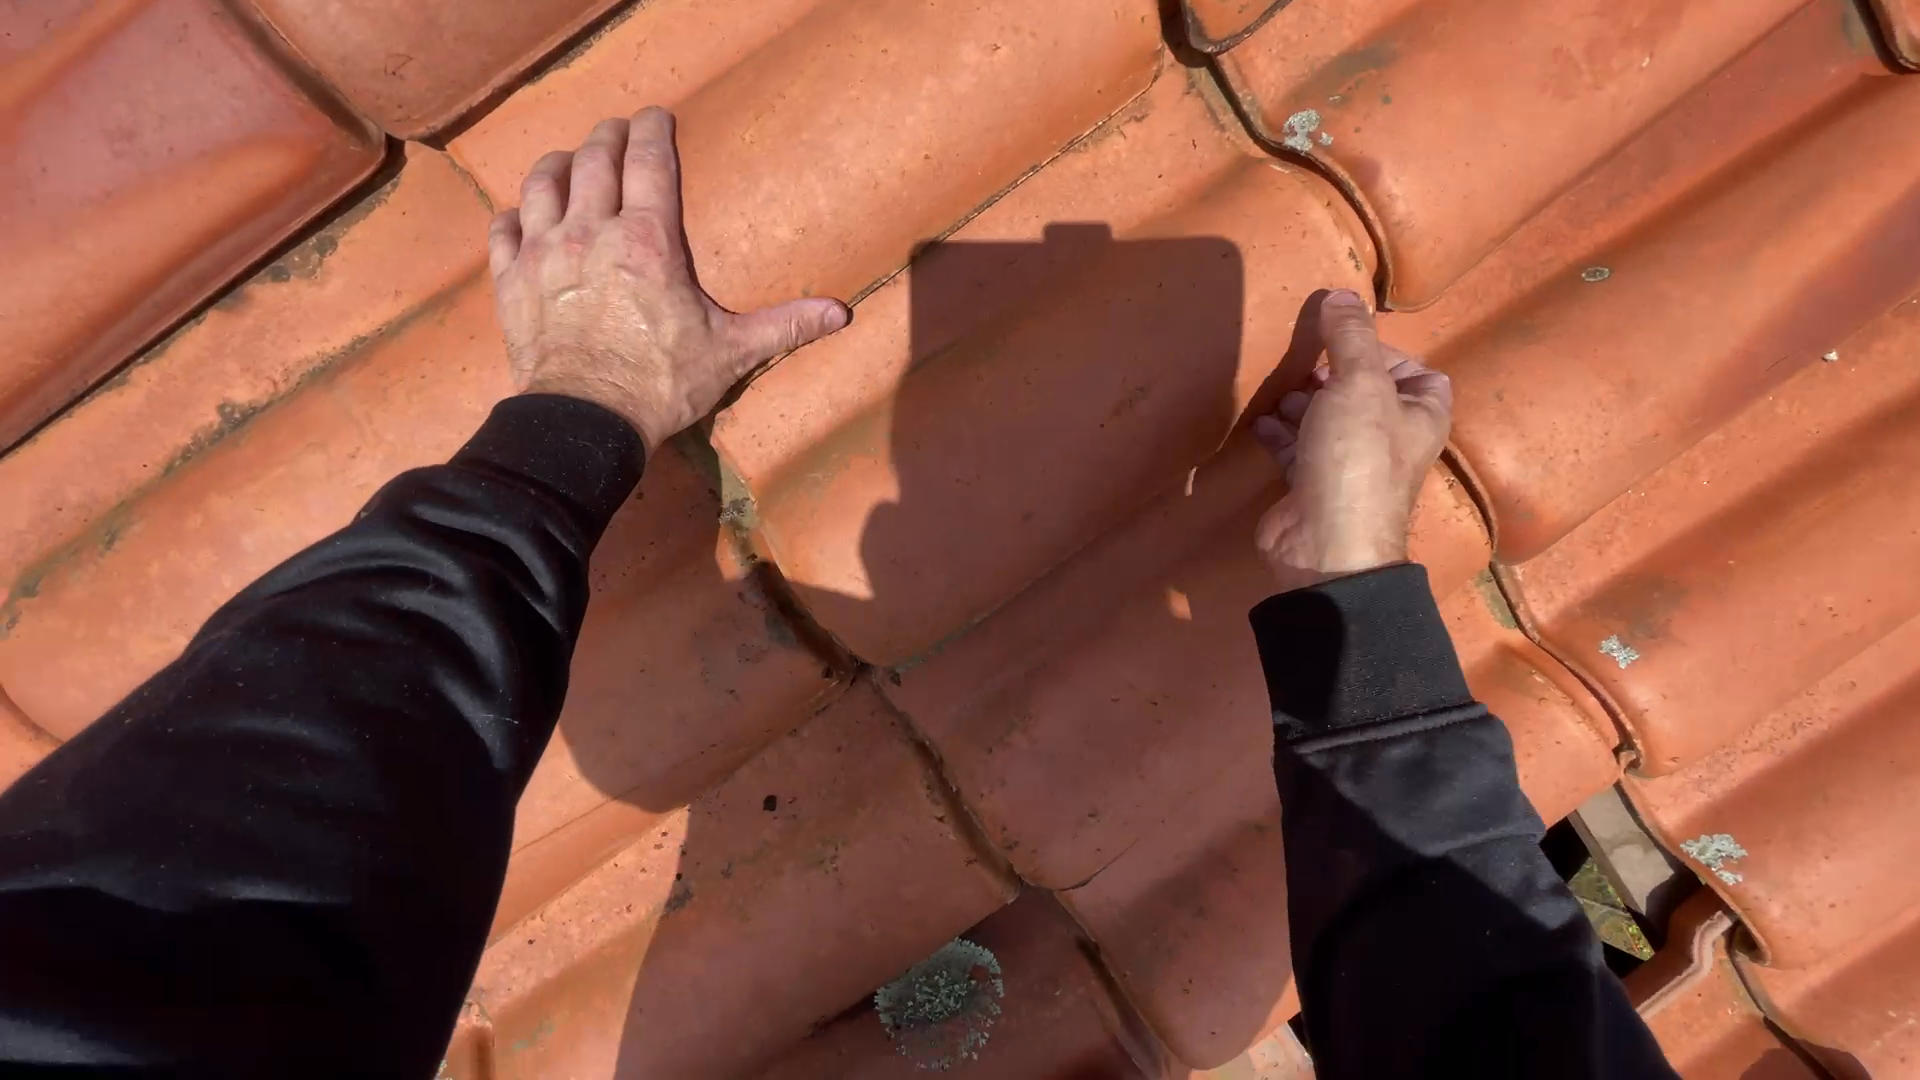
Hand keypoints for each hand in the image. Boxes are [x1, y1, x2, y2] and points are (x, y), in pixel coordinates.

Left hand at [487, 107, 849, 454]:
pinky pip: (504, 229)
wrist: (590, 419)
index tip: (657, 116)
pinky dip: (515, 214)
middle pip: (595, 160)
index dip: (653, 131)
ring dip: (560, 162)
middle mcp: (591, 231)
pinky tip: (523, 216)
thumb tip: (842, 314)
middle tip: (619, 130)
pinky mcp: (512, 281)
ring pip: (543, 182)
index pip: (649, 163)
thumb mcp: (733, 352)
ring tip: (571, 159)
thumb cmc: (665, 382)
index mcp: (649, 242)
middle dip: (609, 136)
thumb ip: (785, 325)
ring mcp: (544, 253)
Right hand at [1251, 289, 1451, 591]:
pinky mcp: (1310, 483)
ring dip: (1300, 402)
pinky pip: (1294, 447)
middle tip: (1302, 363)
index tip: (1344, 341)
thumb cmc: (1356, 456)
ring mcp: (1347, 464)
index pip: (1416, 371)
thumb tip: (1341, 292)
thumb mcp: (1358, 382)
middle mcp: (1389, 439)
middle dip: (1330, 375)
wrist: (1325, 539)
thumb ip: (1349, 335)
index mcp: (1420, 415)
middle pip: (1362, 393)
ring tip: (1278, 390)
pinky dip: (1278, 431)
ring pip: (1324, 420)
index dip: (1384, 352)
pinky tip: (1259, 420)